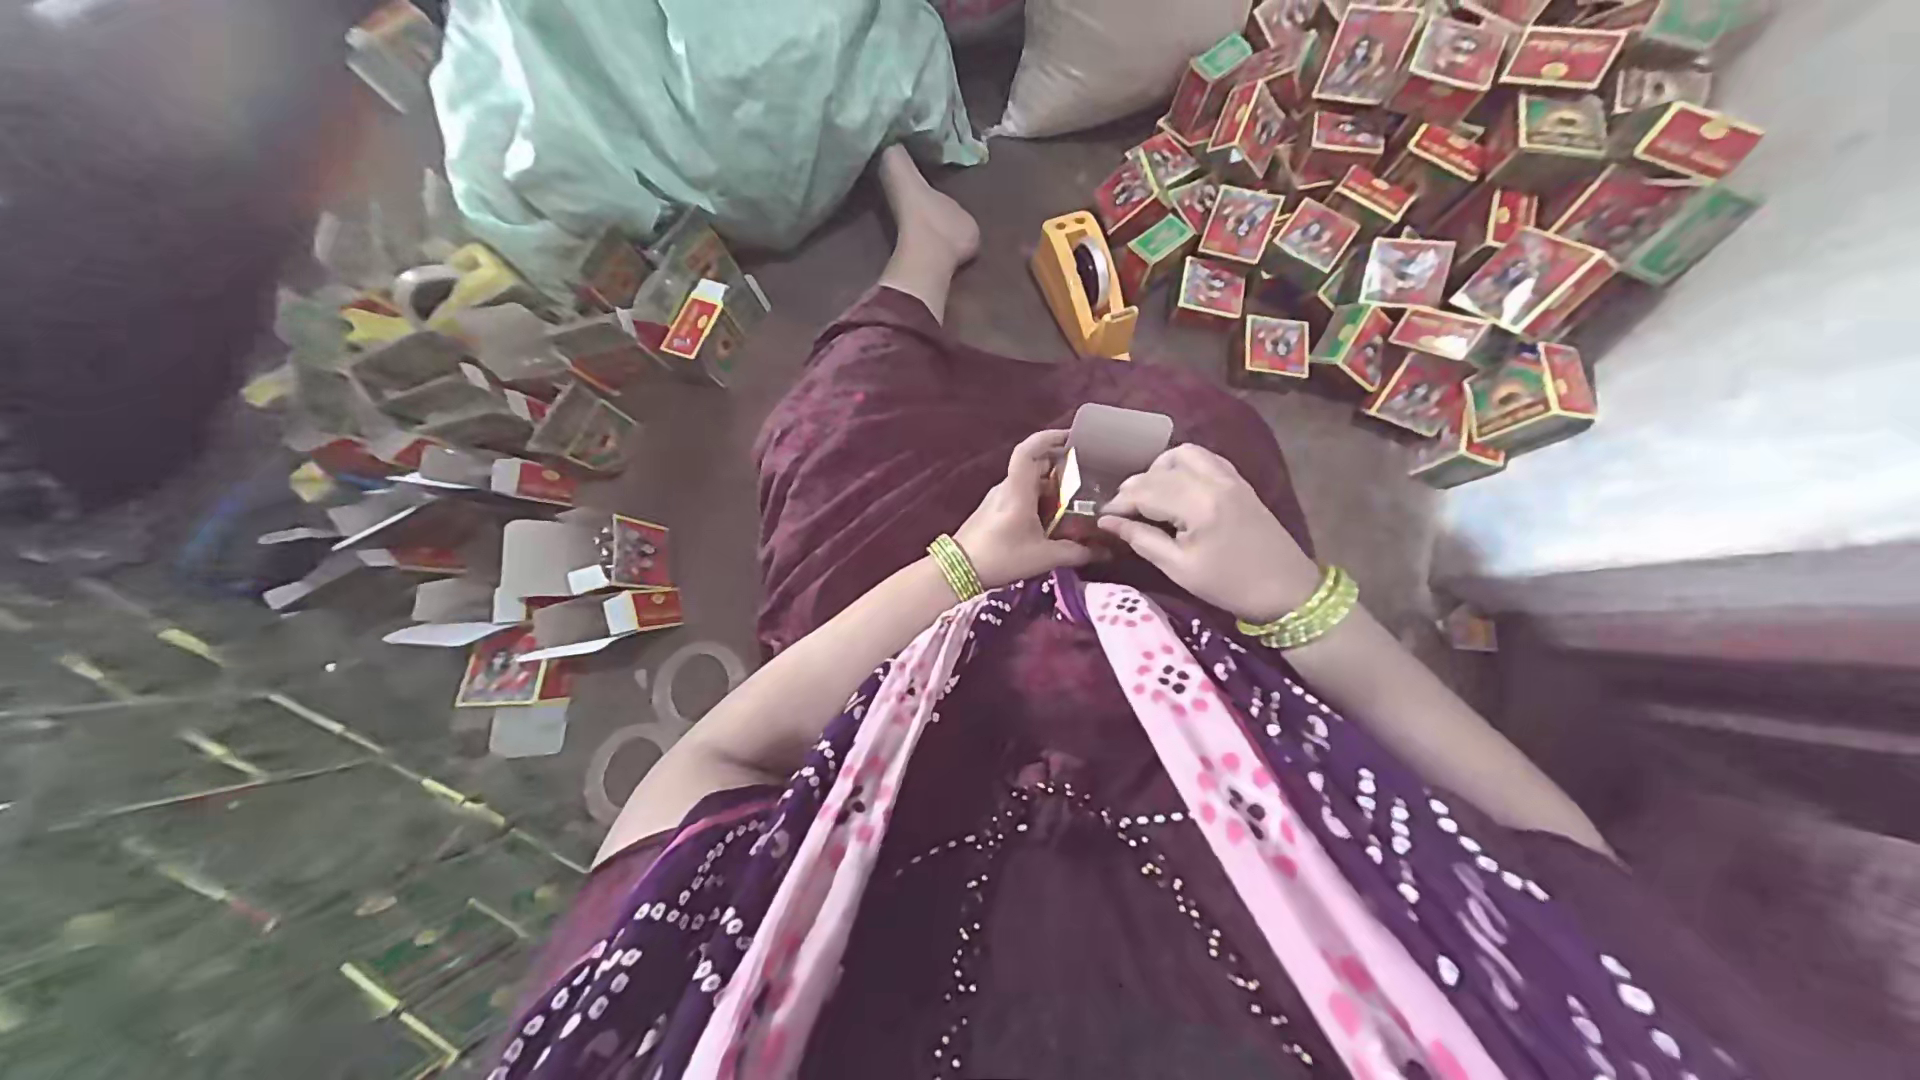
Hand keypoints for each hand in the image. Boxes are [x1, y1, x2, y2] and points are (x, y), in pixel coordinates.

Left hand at [953, 429, 1098, 588]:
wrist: (958, 571)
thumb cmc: (1001, 557)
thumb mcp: (1044, 557)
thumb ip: (1076, 553)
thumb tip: (1105, 552)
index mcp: (1017, 489)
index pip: (1029, 449)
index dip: (1049, 437)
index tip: (1071, 437)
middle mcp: (1006, 487)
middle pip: (1034, 464)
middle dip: (1060, 465)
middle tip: (1086, 474)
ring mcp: (997, 498)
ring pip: (1028, 481)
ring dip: (1050, 486)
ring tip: (1075, 498)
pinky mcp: (993, 510)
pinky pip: (1020, 495)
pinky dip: (1038, 499)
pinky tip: (1052, 517)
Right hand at [1098, 444, 1319, 622]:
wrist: (1287, 591)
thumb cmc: (1229, 586)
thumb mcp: (1178, 568)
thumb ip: (1141, 539)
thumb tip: (1106, 522)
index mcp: (1199, 505)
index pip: (1145, 491)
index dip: (1118, 503)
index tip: (1103, 519)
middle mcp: (1214, 481)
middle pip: (1159, 471)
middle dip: (1133, 488)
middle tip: (1120, 512)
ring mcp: (1229, 477)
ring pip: (1182, 454)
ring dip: (1158, 470)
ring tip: (1147, 495)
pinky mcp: (1239, 481)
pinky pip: (1204, 458)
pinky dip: (1182, 466)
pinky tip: (1174, 488)